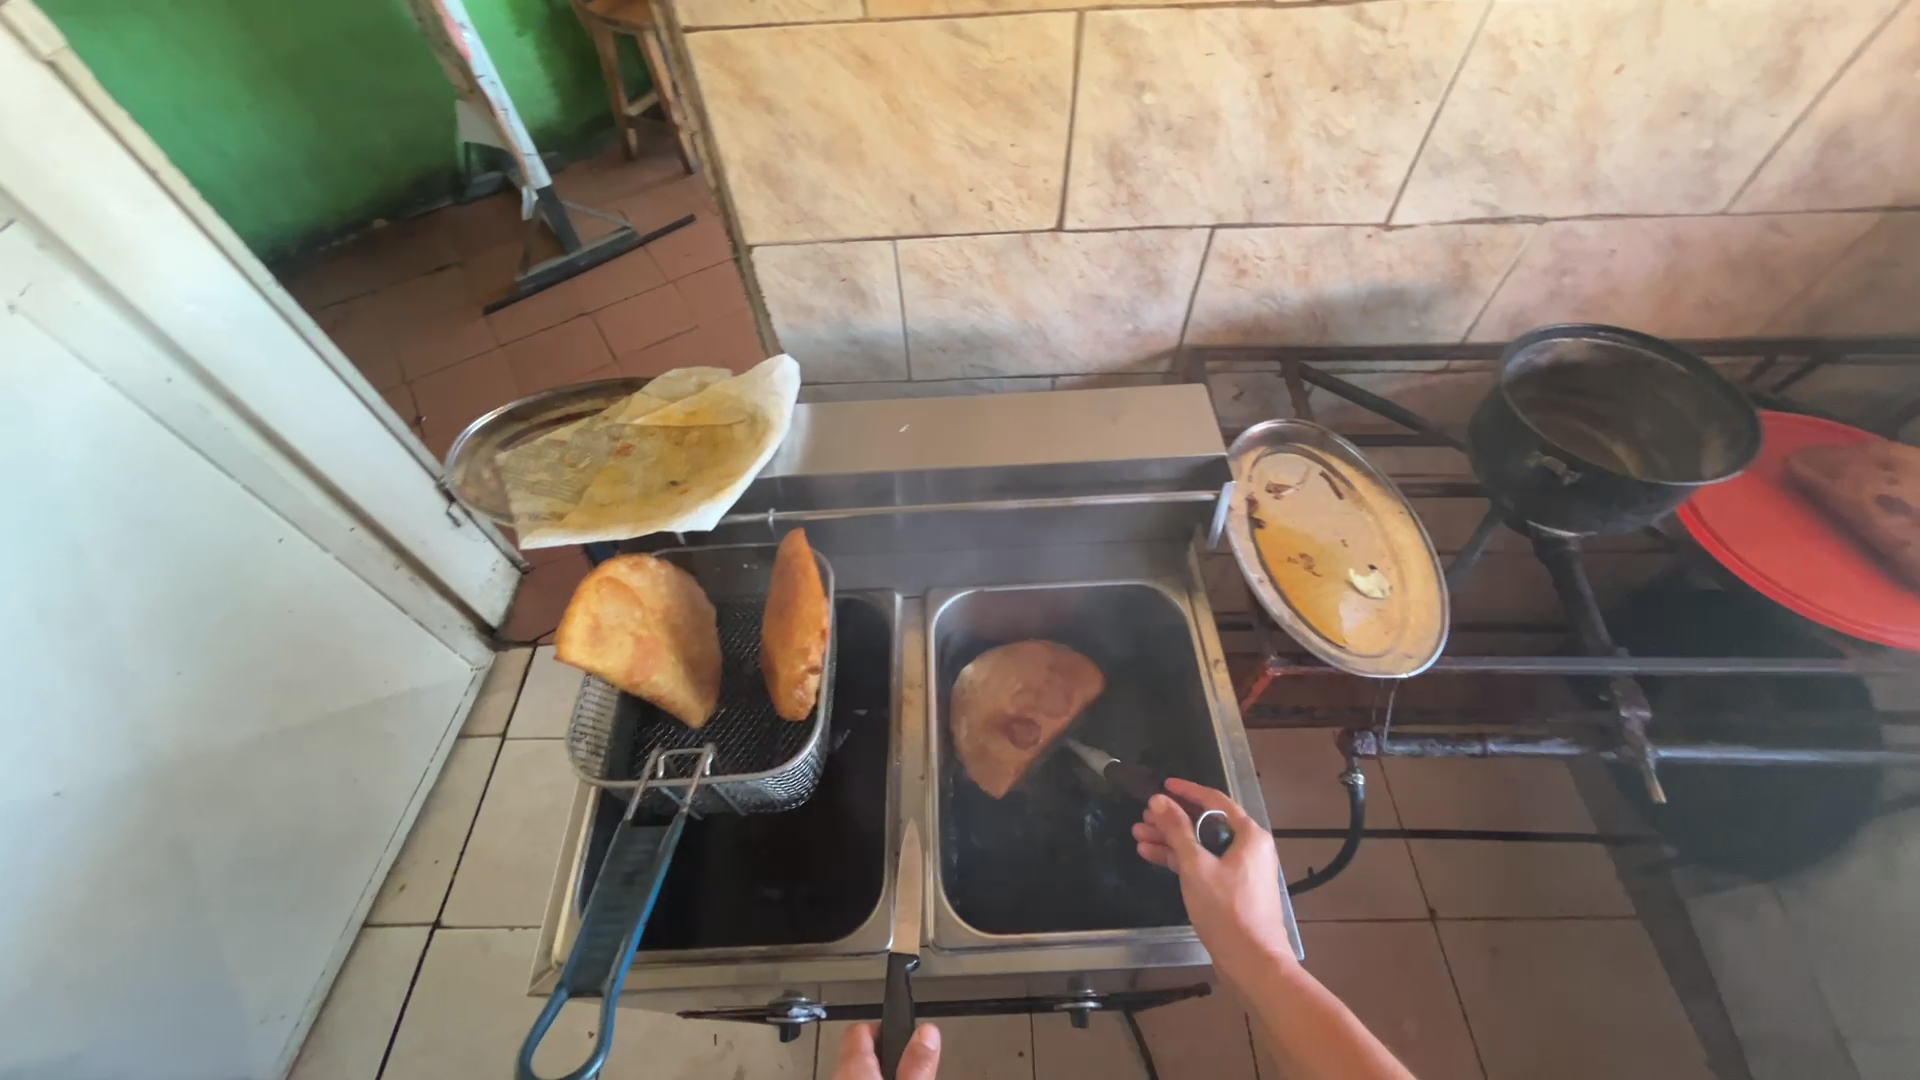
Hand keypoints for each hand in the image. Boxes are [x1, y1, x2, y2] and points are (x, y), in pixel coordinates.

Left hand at [831, 1021, 939, 1079]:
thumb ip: (917, 1064)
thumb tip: (928, 1031)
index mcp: (852, 1068)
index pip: (860, 1029)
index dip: (883, 1027)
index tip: (903, 1031)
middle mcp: (837, 1077)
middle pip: (855, 1053)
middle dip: (882, 1054)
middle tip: (907, 1062)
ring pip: (853, 1074)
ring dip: (874, 1072)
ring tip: (901, 1076)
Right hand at [1133, 779, 1294, 982]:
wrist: (1253, 964)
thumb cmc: (1227, 909)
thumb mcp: (1196, 865)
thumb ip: (1176, 829)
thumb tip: (1158, 799)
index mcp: (1248, 834)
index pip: (1214, 800)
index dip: (1186, 790)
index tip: (1162, 785)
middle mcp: (1248, 847)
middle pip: (1204, 822)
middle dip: (1171, 819)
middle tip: (1144, 816)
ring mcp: (1239, 869)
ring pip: (1200, 844)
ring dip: (1170, 839)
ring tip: (1138, 834)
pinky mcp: (1230, 888)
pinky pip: (1202, 863)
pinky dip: (1179, 859)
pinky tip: (1151, 854)